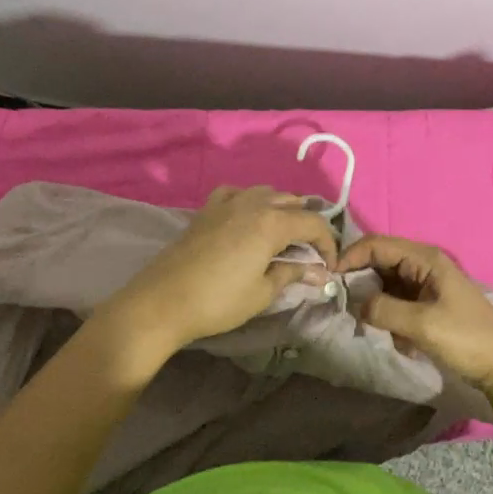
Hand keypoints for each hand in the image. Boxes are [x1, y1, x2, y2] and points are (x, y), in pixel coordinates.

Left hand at [95, 185, 338, 359]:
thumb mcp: (262, 292)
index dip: (327, 244)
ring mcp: (227, 202)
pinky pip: (237, 194)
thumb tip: (318, 272)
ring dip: (282, 209)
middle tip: (310, 252)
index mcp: (272, 222)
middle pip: (292, 203)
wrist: (163, 301)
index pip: (313, 223)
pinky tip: (248, 217)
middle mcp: (253, 203)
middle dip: (307, 224)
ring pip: (266, 193)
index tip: (329, 267)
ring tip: (285, 234)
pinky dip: (250, 201)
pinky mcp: (207, 210)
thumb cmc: (218, 301)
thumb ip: (292, 274)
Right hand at [338, 235, 492, 409]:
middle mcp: (424, 265)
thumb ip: (384, 310)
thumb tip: (356, 304)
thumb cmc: (467, 340)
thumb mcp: (422, 325)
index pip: (377, 244)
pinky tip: (386, 332)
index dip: (350, 256)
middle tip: (339, 300)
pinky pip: (396, 301)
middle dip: (358, 278)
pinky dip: (385, 312)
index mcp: (425, 258)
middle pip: (379, 261)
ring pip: (385, 282)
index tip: (329, 277)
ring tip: (358, 319)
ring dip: (372, 299)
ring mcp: (426, 285)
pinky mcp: (427, 305)